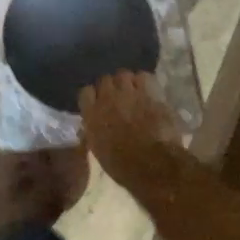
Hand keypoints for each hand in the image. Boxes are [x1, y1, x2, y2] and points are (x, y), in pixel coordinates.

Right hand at [78, 71, 188, 200]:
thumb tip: (91, 123)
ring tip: (134, 92)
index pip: (86, 92)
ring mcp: (129, 93)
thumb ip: (92, 130)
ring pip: (123, 74)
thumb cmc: (123, 165)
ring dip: (127, 82)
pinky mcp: (151, 93)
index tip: (98, 103)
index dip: (93, 97)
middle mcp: (107, 98)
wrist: (154, 165)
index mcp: (91, 113)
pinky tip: (148, 91)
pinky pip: (144, 76)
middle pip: (105, 79)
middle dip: (110, 87)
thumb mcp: (98, 150)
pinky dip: (145, 82)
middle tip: (118, 98)